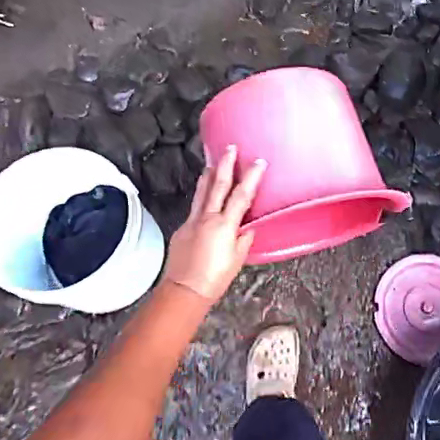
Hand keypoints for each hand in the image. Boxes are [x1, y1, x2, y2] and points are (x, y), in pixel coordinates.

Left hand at [163, 145, 264, 303]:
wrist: (184, 290)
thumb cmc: (214, 278)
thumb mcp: (237, 259)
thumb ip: (243, 240)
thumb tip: (246, 230)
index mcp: (225, 225)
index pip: (242, 195)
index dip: (251, 177)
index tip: (258, 162)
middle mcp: (207, 218)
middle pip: (218, 185)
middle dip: (225, 165)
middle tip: (230, 148)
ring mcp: (192, 222)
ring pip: (201, 193)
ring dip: (208, 176)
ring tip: (211, 163)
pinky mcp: (182, 229)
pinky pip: (194, 208)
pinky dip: (200, 198)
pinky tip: (202, 197)